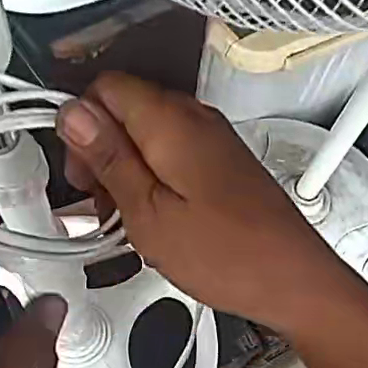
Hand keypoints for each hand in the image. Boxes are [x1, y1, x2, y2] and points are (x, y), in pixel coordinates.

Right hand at [55, 73, 367, 336]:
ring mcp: (215, 141)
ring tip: (131, 220)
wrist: (293, 280)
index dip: (81, 126)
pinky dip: (158, 183)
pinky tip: (159, 221)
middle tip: (102, 203)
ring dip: (130, 172)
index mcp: (172, 122)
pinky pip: (177, 158)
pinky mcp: (226, 165)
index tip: (80, 172)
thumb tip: (74, 115)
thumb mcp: (149, 214)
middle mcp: (197, 120)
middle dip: (103, 153)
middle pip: (127, 111)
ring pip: (151, 137)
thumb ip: (109, 158)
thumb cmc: (232, 256)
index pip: (105, 87)